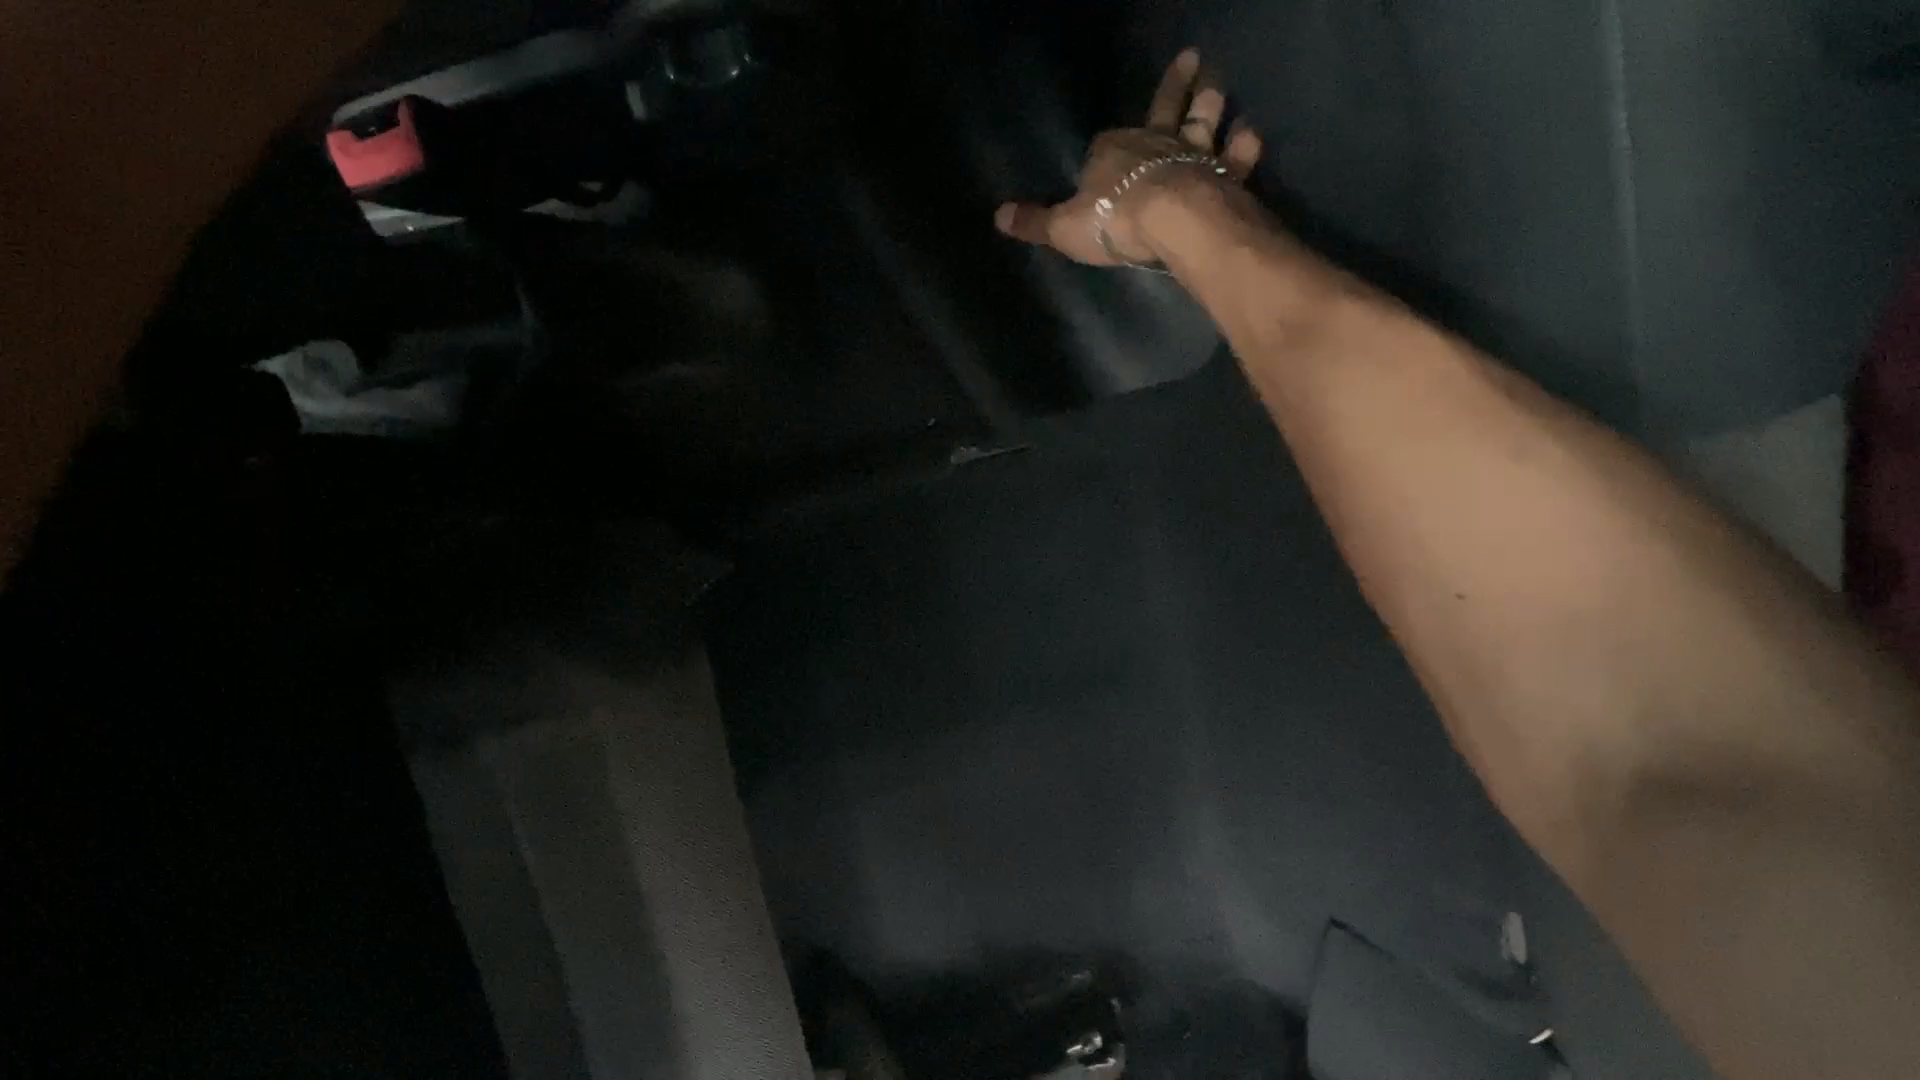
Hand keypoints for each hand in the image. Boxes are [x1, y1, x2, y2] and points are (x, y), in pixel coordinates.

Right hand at [993, 49, 1263, 265]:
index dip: (1104, 152)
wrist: (1171, 221)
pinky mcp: (1224, 175)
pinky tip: (1251, 134)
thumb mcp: (1063, 227)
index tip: (1104, 155)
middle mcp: (1154, 144)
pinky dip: (1244, 147)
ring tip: (1219, 83)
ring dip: (1210, 103)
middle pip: (1163, 111)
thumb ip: (1035, 222)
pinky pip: (1236, 158)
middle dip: (1174, 88)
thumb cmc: (1113, 219)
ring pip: (1202, 122)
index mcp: (1112, 152)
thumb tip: (998, 217)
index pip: (1104, 146)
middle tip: (1192, 58)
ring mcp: (1193, 156)